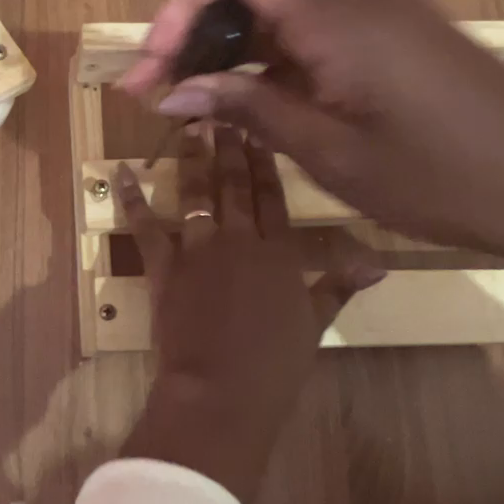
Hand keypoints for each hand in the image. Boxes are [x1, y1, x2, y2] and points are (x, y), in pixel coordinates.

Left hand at [115, 127, 382, 412]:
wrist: (222, 390)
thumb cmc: (274, 365)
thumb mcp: (314, 325)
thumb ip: (339, 286)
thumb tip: (379, 264)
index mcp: (280, 252)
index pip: (274, 196)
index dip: (266, 162)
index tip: (260, 129)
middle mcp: (240, 239)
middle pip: (235, 185)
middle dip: (231, 147)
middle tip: (224, 113)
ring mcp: (198, 249)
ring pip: (197, 193)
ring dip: (193, 159)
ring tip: (191, 127)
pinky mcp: (163, 266)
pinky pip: (145, 225)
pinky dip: (132, 198)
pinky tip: (123, 171)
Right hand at [120, 0, 503, 260]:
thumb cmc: (442, 179)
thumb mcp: (330, 153)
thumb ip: (250, 109)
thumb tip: (174, 91)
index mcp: (337, 15)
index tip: (154, 62)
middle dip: (192, 28)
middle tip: (156, 93)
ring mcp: (379, 11)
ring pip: (278, 4)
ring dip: (227, 46)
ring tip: (192, 104)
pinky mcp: (393, 34)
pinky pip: (312, 27)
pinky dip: (268, 56)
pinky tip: (250, 102)